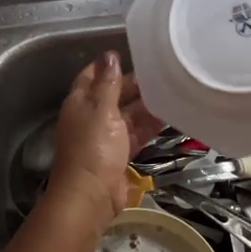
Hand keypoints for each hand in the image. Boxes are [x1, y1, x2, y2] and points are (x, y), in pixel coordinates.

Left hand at [50, 51, 163, 220]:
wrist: (91, 196)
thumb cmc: (93, 148)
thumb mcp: (102, 109)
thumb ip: (108, 83)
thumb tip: (109, 55)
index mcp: (80, 102)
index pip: (92, 75)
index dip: (109, 66)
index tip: (133, 56)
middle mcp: (90, 117)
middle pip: (112, 95)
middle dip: (133, 86)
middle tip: (161, 75)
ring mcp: (104, 138)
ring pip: (126, 116)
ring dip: (145, 107)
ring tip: (170, 92)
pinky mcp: (118, 155)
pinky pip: (134, 135)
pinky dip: (148, 127)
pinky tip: (167, 118)